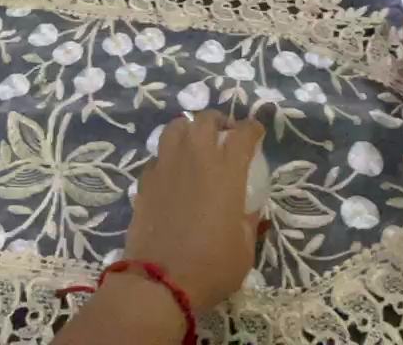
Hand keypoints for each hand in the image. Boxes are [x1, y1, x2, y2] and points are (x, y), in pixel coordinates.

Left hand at [125, 112, 263, 310]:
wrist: (159, 282)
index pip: (243, 134)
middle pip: (206, 120)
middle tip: (225, 133)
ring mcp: (167, 165)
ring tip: (195, 141)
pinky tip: (173, 171)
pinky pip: (159, 155)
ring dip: (189, 128)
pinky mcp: (146, 179)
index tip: (256, 132)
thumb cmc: (210, 267)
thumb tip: (251, 209)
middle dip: (219, 121)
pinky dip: (169, 156)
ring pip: (176, 127)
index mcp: (226, 171)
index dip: (252, 128)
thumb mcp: (244, 249)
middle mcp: (196, 158)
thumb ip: (249, 221)